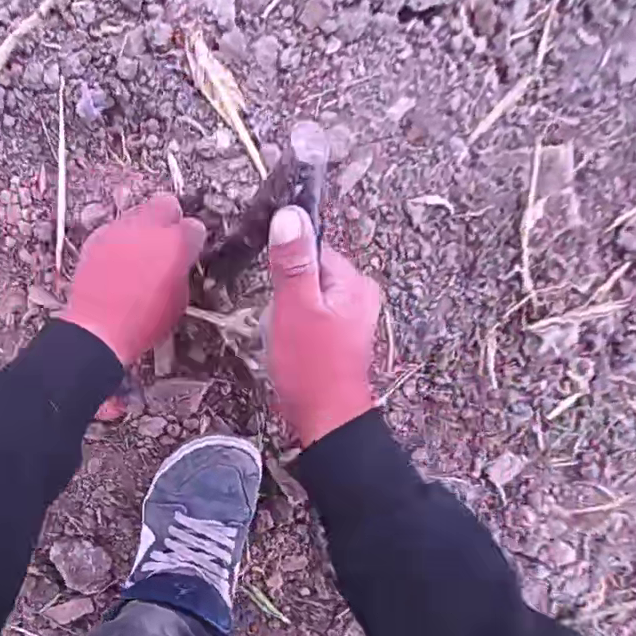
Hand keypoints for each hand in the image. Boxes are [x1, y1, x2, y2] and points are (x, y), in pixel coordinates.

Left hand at [59, 194, 206, 364]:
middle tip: (169, 238)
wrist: (100, 331)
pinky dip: (120, 240)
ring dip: (143, 229)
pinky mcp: (96, 240)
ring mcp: (119, 232)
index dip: (193, 239)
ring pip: (137, 213)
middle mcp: (147, 229)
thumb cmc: (139, 323)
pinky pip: (114, 229)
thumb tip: (179, 266)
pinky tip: (121, 259)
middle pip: (165, 204)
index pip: (194, 227)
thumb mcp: (178, 301)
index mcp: (176, 244)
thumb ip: (182, 272)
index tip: (190, 247)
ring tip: (143, 252)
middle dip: (169, 218)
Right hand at [264, 206, 382, 445]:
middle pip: (307, 275)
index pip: (311, 249)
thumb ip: (293, 262)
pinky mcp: (339, 337)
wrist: (325, 419)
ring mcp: (350, 318)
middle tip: (283, 322)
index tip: (277, 292)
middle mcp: (358, 296)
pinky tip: (293, 348)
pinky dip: (296, 329)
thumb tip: (290, 216)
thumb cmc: (313, 369)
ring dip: (288, 315)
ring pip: (306, 298)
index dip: (286, 269)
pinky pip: (310, 317)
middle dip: (286, 296)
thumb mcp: (296, 308)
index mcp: (353, 282)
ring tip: (287, 338)